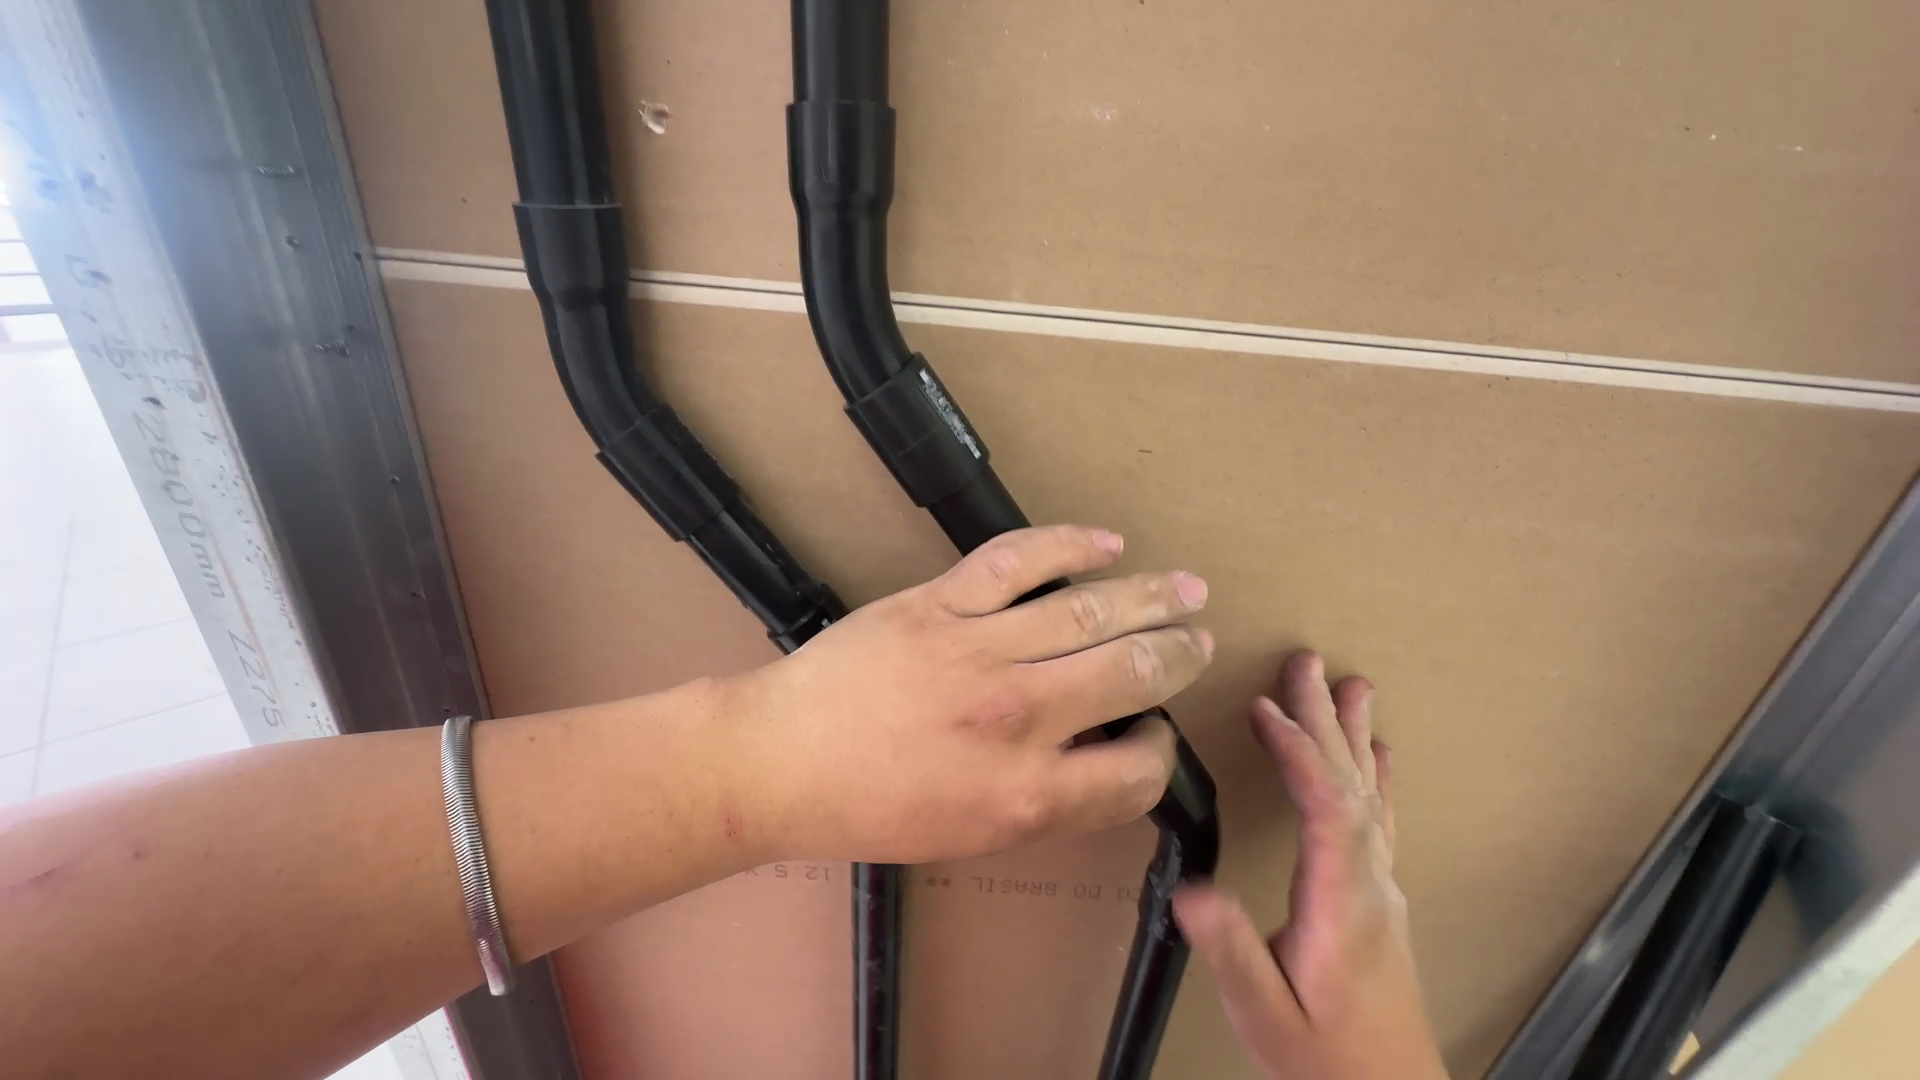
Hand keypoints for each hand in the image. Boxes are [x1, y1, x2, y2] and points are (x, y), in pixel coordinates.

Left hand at [728, 525, 1212, 864]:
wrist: (781, 761)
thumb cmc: (870, 808)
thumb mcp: (969, 833)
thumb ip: (1046, 796)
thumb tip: (1101, 748)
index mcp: (1024, 795)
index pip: (1136, 774)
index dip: (1159, 754)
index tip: (1152, 732)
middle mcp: (1015, 719)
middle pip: (1132, 674)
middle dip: (1179, 655)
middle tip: (1200, 641)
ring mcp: (978, 651)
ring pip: (1092, 612)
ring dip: (1153, 597)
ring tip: (1190, 589)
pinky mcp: (940, 602)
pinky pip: (1019, 561)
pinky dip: (1070, 544)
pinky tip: (1108, 543)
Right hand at [1174, 652, 1447, 1079]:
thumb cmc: (1326, 1061)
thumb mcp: (1265, 1014)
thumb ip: (1231, 949)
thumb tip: (1190, 885)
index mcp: (1343, 902)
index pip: (1325, 807)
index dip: (1296, 750)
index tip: (1263, 707)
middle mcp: (1371, 882)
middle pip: (1350, 783)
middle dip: (1325, 719)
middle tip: (1309, 664)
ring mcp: (1381, 887)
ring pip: (1369, 793)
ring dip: (1354, 735)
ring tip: (1353, 686)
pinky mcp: (1378, 897)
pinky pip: (1377, 817)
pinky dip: (1372, 775)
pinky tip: (1377, 756)